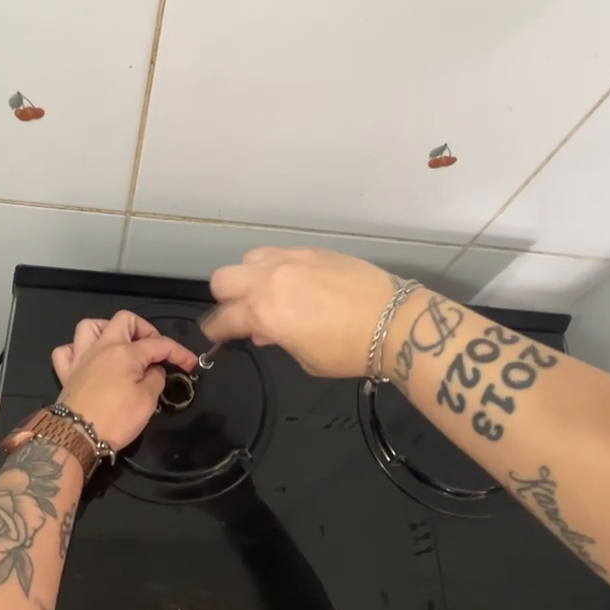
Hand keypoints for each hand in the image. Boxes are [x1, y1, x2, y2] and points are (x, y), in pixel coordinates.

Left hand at [50, 311, 197, 449]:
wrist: (76, 437)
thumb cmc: (116, 419)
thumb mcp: (148, 401)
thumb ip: (156, 379)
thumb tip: (154, 370)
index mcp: (126, 352)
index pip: (159, 344)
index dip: (179, 352)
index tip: (190, 363)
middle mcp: (102, 347)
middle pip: (124, 320)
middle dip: (144, 329)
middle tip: (153, 349)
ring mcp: (81, 358)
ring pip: (90, 326)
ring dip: (107, 330)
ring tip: (120, 345)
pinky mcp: (66, 373)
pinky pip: (65, 351)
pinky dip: (76, 350)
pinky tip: (88, 360)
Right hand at [203, 248, 399, 377]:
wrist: (393, 321)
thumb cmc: (348, 351)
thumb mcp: (306, 359)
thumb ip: (278, 341)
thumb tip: (265, 332)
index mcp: (263, 313)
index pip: (223, 319)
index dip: (217, 331)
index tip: (217, 335)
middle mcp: (269, 280)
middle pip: (223, 279)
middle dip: (226, 299)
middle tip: (242, 313)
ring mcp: (290, 260)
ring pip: (249, 259)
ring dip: (251, 277)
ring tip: (269, 292)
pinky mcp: (311, 250)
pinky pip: (279, 253)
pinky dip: (277, 267)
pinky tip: (295, 281)